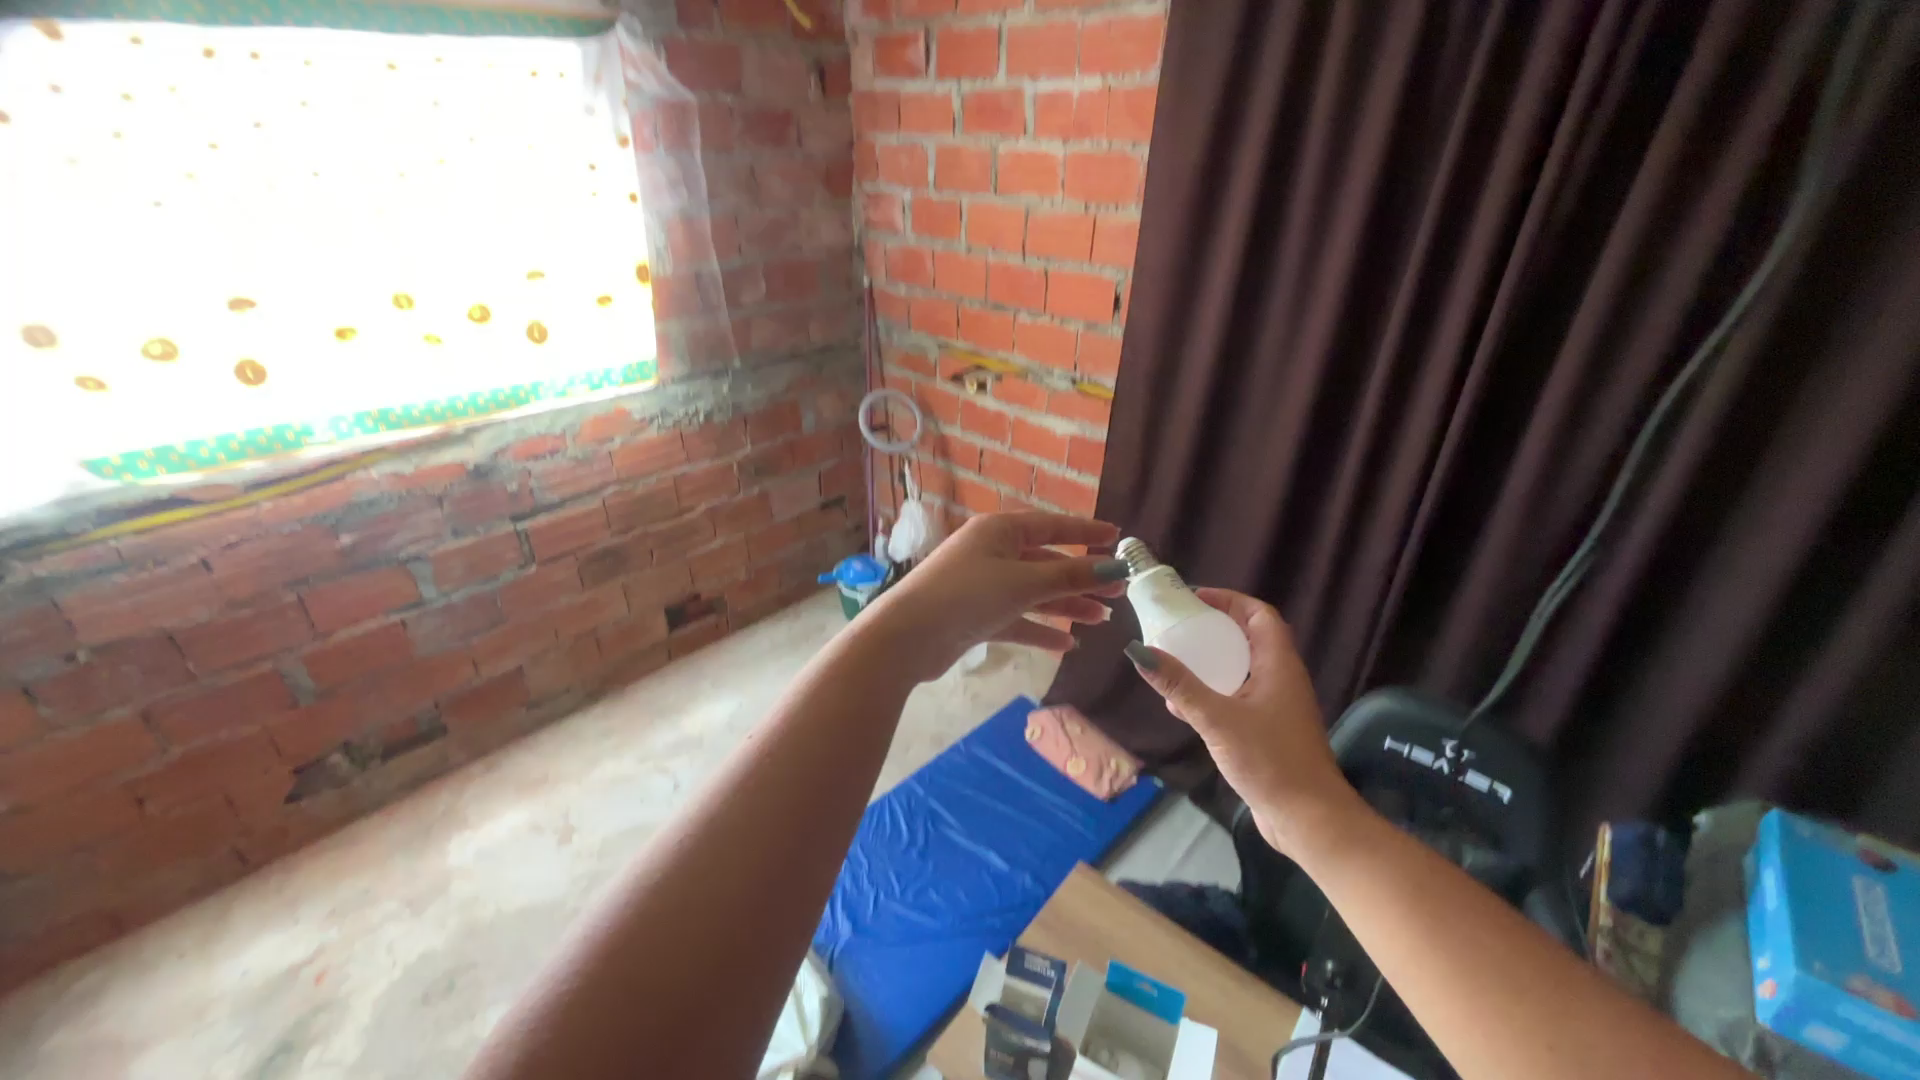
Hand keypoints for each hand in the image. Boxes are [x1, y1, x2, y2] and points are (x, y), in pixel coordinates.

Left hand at [857, 512, 1128, 684]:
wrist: (908, 636)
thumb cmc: (968, 596)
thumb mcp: (1025, 582)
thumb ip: (1071, 576)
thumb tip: (1115, 566)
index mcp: (999, 531)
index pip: (1052, 525)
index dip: (1086, 532)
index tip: (1117, 538)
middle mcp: (990, 553)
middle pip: (1045, 561)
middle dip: (1081, 577)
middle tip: (1118, 592)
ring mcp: (982, 586)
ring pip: (1033, 593)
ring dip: (1065, 605)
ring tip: (1101, 620)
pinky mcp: (975, 617)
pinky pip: (1016, 619)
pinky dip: (1039, 630)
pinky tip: (1067, 644)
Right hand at [1124, 588, 1360, 856]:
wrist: (1307, 818)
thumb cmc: (1269, 760)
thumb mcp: (1217, 719)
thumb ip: (1179, 685)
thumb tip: (1139, 651)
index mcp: (1278, 664)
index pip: (1258, 614)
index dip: (1228, 600)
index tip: (1193, 598)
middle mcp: (1280, 678)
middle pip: (1247, 638)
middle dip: (1212, 629)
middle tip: (1176, 627)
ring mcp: (1275, 706)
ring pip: (1239, 669)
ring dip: (1208, 663)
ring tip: (1172, 662)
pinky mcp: (1266, 730)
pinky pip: (1235, 697)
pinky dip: (1210, 693)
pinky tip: (1181, 707)